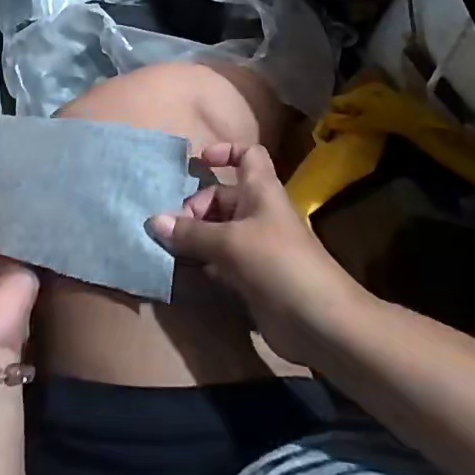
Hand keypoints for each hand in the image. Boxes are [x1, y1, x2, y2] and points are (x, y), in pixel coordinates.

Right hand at [148, 143, 368, 365]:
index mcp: (261, 191)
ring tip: (167, 247)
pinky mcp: (251, 276)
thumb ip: (190, 232)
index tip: (198, 163)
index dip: (225, 152)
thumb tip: (154, 221)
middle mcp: (258, 213)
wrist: (320, 322)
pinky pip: (220, 260)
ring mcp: (256, 246)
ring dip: (193, 236)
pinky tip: (183, 270)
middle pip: (221, 196)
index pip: (248, 155)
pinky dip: (201, 261)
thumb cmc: (278, 264)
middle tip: (172, 228)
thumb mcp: (229, 242)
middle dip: (194, 207)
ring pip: (217, 230)